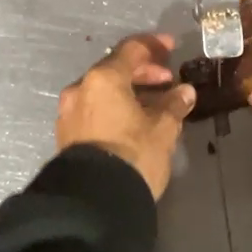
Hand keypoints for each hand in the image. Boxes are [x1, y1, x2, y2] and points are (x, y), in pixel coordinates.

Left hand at [57, 32, 196, 198]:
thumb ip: (174, 105)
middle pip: (115, 69)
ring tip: (155, 105)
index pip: (132, 49)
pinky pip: (95, 110)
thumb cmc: (132, 156)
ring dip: (129, 92)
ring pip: (104, 92)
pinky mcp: (66, 137)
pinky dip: (115, 108)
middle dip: (144, 72)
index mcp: (103, 78)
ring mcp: (69, 114)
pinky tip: (134, 123)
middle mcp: (81, 89)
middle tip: (167, 80)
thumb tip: (184, 92)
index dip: (154, 46)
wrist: (93, 206)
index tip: (172, 48)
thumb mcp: (162, 129)